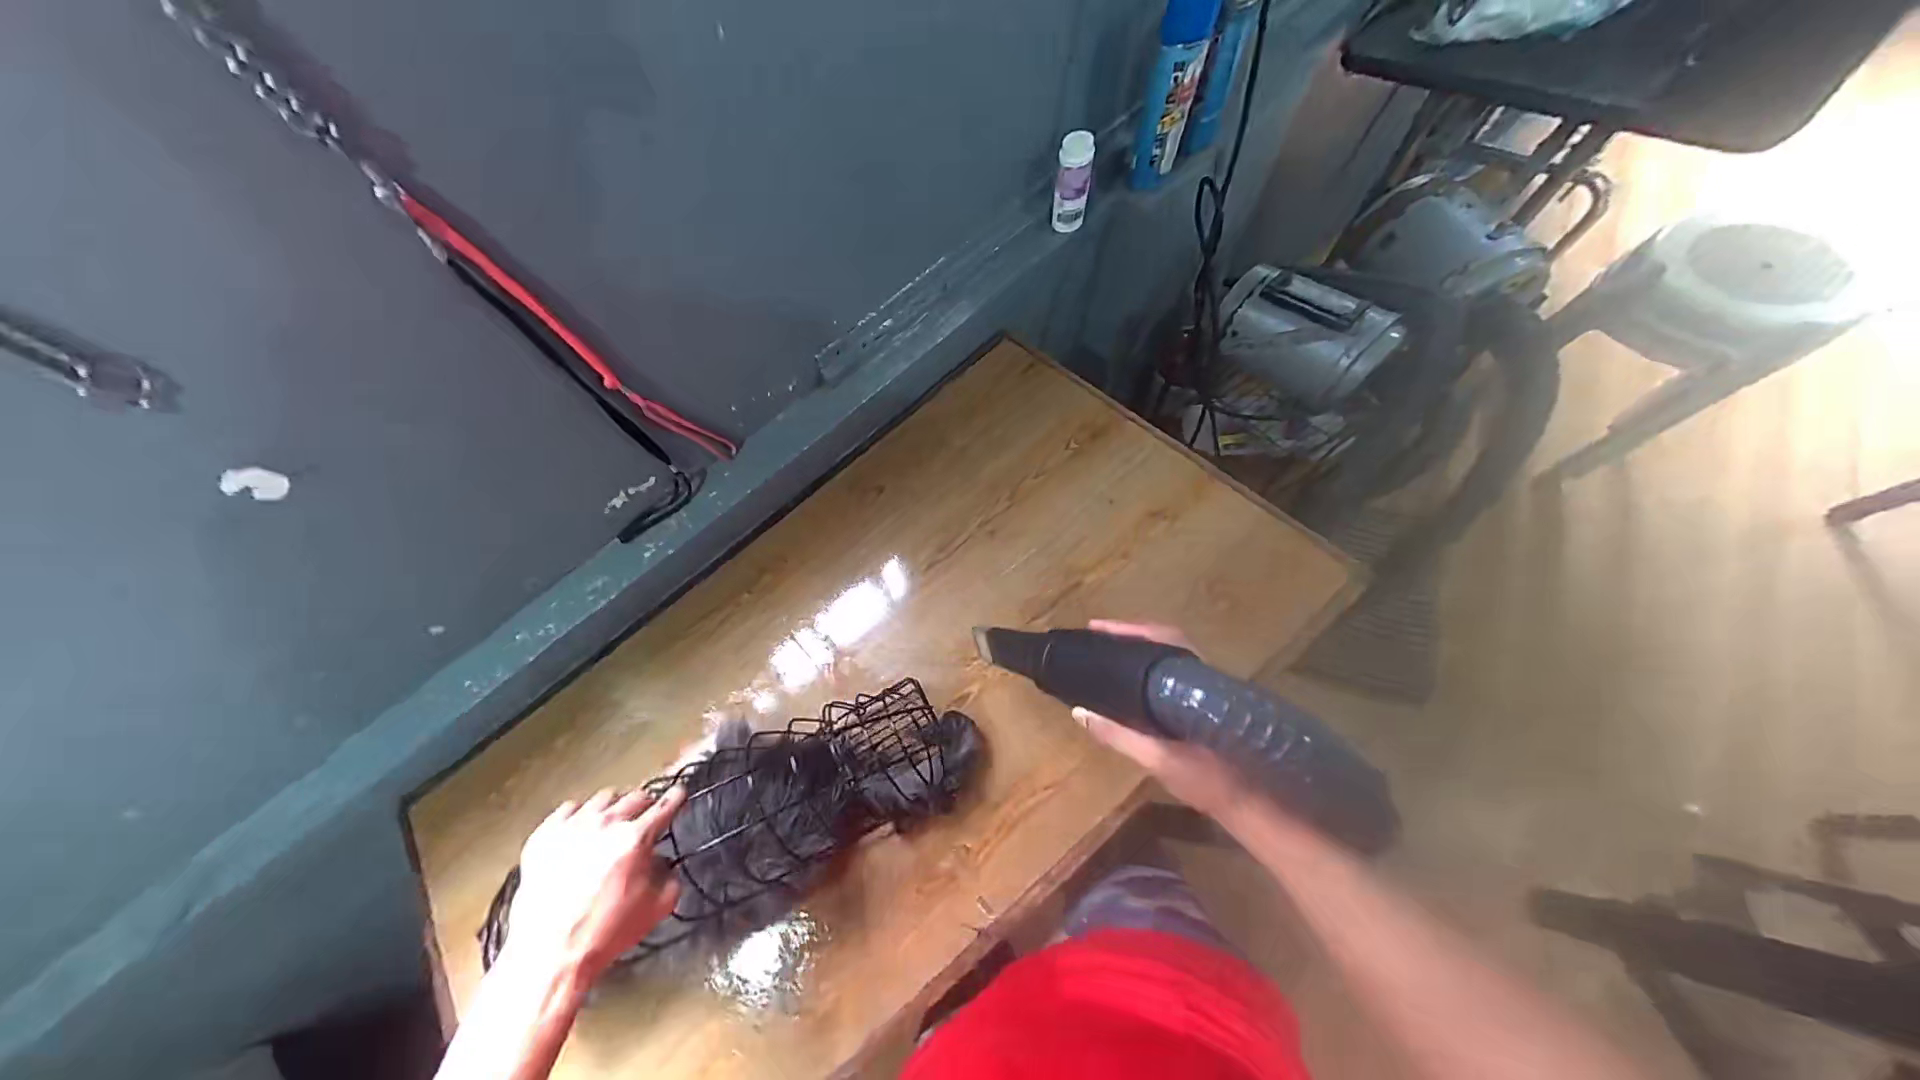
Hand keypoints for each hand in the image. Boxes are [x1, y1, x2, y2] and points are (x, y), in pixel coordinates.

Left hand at [504, 786, 686, 980]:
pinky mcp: (544, 837)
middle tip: (644, 818)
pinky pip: (568, 809)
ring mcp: (572, 828)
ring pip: (603, 798)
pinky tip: (581, 828)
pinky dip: (579, 814)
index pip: (665, 804)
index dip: (676, 798)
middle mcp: (605, 824)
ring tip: (613, 822)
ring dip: (614, 807)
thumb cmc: (602, 933)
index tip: (678, 795)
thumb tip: (663, 864)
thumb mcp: (657, 907)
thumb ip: (670, 876)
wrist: (548, 955)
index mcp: (635, 838)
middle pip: (635, 796)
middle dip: (645, 805)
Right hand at [1073, 620, 1251, 820]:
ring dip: (1141, 652)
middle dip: (1131, 635)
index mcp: (1194, 683)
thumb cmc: (1210, 782)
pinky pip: (1176, 676)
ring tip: (1108, 654)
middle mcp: (1204, 678)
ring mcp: (1210, 693)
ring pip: (1172, 659)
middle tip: (1098, 636)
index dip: (1129, 630)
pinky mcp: (1210, 709)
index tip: (1097, 628)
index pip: (1162, 639)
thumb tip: (1080, 712)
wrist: (1258, 807)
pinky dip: (1151, 671)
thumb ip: (1119, 736)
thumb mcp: (1160, 761)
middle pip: (1167, 642)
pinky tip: (1132, 684)